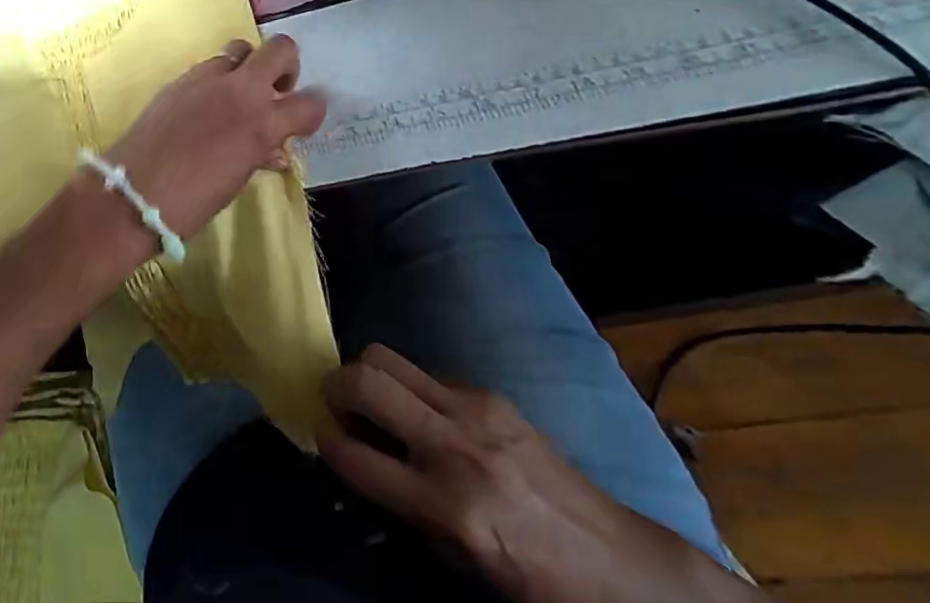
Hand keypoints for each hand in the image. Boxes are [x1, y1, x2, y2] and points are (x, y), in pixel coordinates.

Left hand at [104, 34, 325, 241]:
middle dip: (287, 66)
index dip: (312, 114)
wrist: (131, 194)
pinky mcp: (178, 80)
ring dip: (246, 68)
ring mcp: (205, 79)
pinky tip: (204, 108)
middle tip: (276, 92)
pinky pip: (208, 68)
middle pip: (280, 49)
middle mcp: (238, 90)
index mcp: (261, 122)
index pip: (309, 103)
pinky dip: (216, 81)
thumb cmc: (191, 202)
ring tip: (237, 96)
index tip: (302, 124)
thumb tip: (274, 150)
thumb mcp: (236, 180)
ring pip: (240, 51)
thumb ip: (260, 155)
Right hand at [319, 345, 765, 602]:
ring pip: (389, 358)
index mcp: (445, 505)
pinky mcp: (491, 393)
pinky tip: (425, 412)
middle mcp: (454, 446)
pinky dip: (411, 386)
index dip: (326, 443)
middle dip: (335, 385)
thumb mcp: (454, 557)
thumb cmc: (524, 571)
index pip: (355, 456)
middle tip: (333, 402)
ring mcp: (475, 410)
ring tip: (370, 398)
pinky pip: (428, 372)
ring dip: (368, 374)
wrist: (608, 556)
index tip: (321, 437)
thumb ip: (401, 505)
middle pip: (367, 381)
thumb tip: (358, 459)